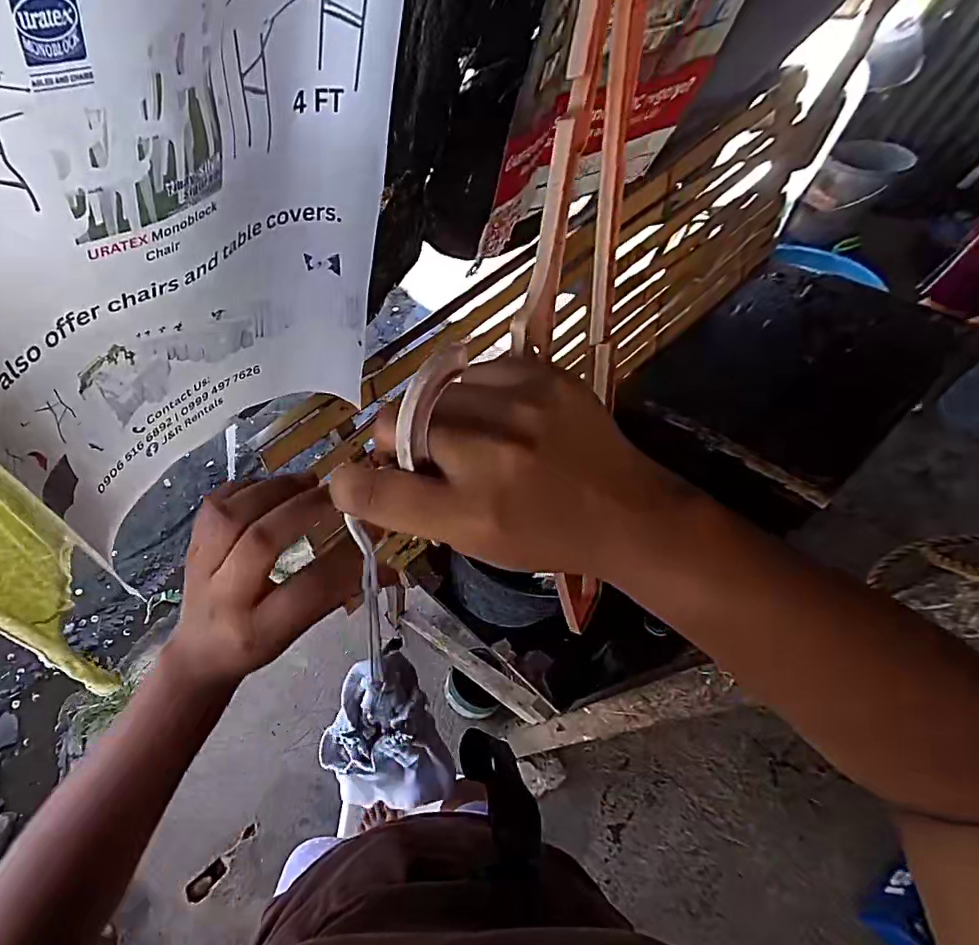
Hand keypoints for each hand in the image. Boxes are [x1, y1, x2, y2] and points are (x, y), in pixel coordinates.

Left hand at [162, 474, 361, 687]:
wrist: (199, 652)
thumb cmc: (254, 645)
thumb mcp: (295, 633)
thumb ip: (334, 596)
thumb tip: (387, 567)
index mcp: (256, 630)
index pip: (307, 590)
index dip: (344, 560)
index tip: (371, 533)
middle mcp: (224, 598)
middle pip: (261, 542)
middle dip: (304, 510)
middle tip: (335, 494)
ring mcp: (200, 569)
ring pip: (231, 515)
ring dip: (273, 490)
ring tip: (306, 482)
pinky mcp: (190, 546)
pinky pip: (214, 504)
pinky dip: (245, 487)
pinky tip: (271, 486)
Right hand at [326, 352, 702, 583]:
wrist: (626, 510)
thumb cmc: (540, 535)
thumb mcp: (470, 540)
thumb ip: (408, 507)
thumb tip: (355, 475)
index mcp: (470, 510)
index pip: (377, 488)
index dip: (352, 483)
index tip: (354, 480)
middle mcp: (489, 452)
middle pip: (392, 423)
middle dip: (398, 442)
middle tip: (431, 461)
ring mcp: (518, 403)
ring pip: (428, 392)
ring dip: (434, 415)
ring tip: (469, 437)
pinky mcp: (541, 372)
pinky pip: (471, 371)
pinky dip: (471, 394)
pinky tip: (497, 416)